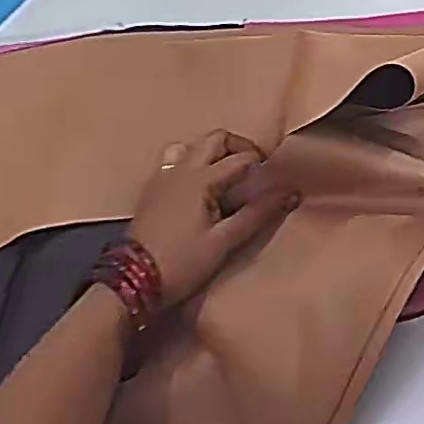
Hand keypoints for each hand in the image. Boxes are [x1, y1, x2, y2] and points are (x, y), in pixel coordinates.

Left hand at [127, 130, 298, 303]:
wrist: (131, 284)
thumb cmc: (182, 262)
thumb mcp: (225, 240)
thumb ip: (258, 213)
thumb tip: (292, 193)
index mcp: (200, 180)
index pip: (240, 159)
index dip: (263, 163)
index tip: (276, 177)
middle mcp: (180, 170)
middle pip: (215, 139)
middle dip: (239, 147)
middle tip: (255, 168)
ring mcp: (162, 178)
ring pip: (190, 146)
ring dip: (212, 152)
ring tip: (226, 173)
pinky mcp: (152, 190)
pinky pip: (174, 161)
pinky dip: (193, 163)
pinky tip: (201, 186)